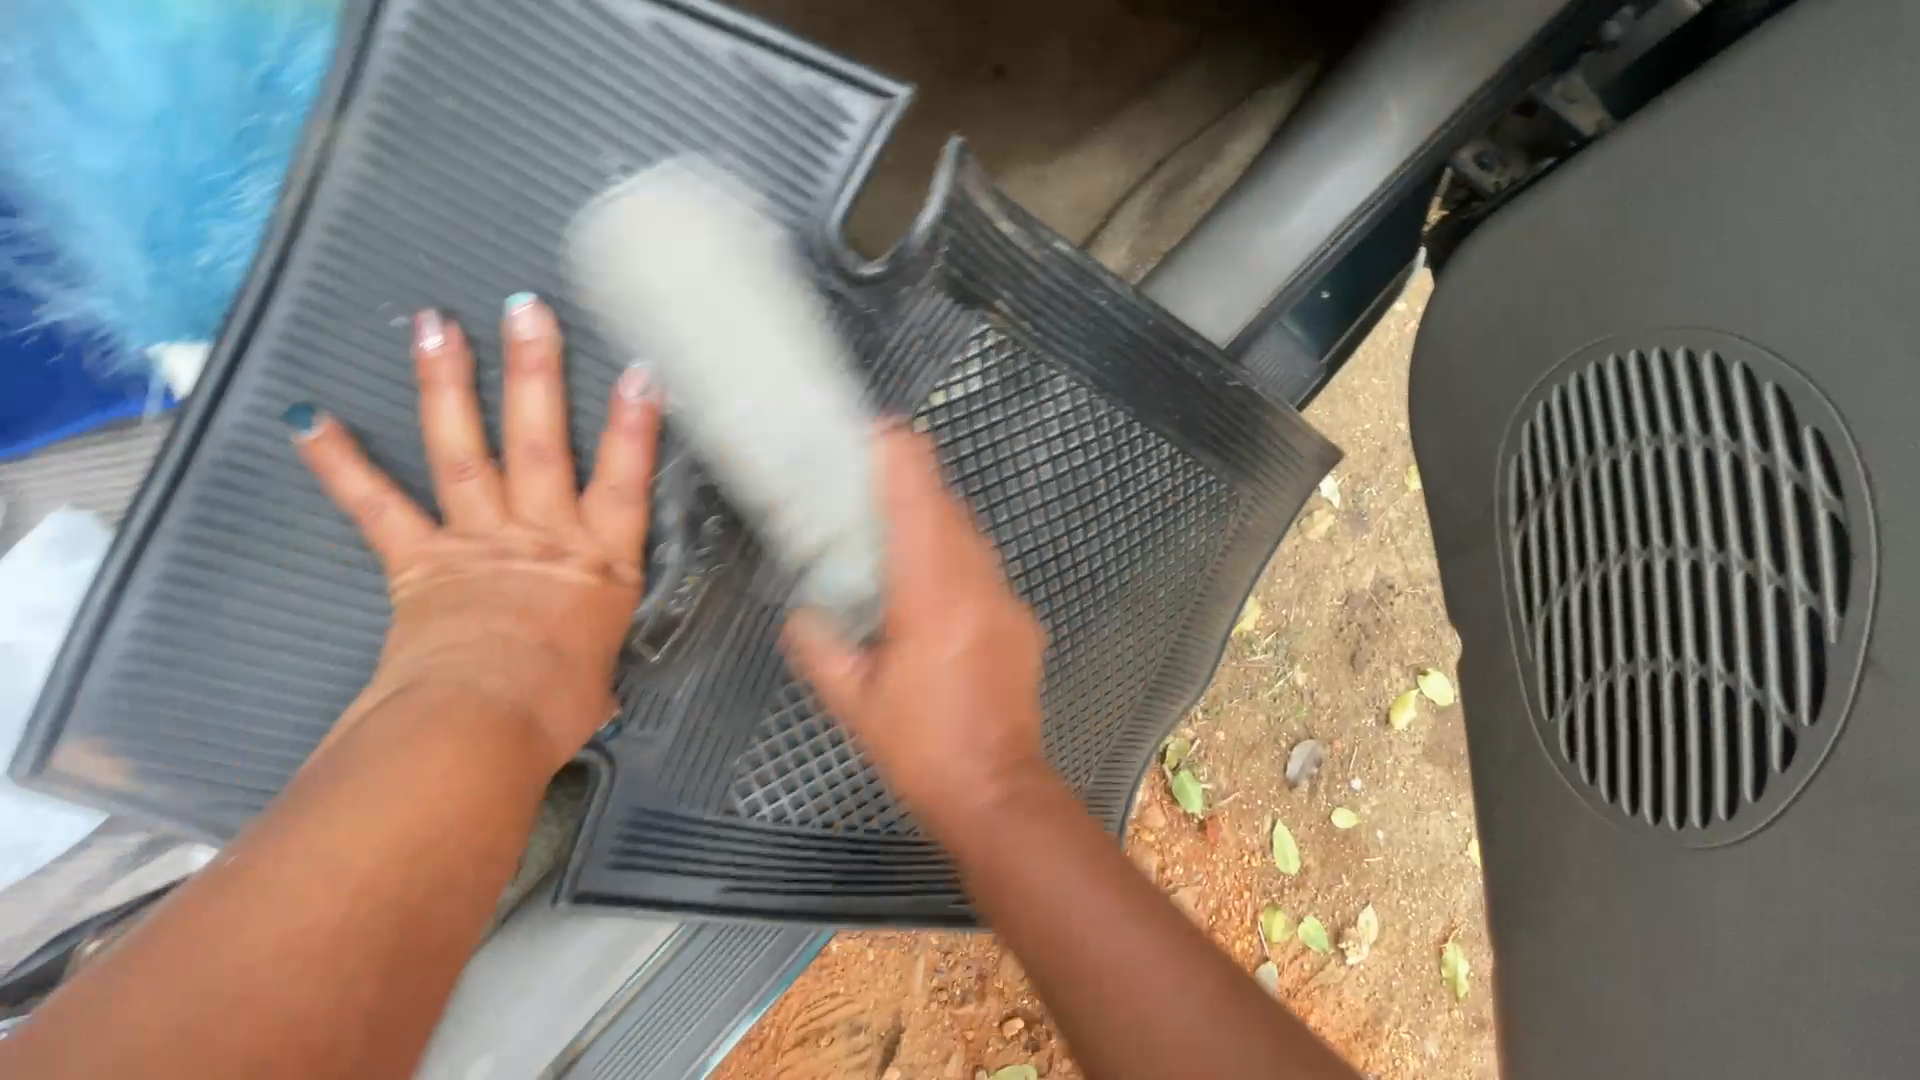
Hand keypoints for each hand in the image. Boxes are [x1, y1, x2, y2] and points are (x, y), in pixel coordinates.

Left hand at [287, 294, 659, 772]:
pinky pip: (378, 505)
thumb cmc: (556, 708)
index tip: (640, 371)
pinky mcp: (419, 559)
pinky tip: (309, 418)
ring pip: (465, 451)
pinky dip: (342, 462)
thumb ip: (590, 654)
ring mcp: (479, 540)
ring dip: (449, 385)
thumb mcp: (597, 679)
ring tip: (435, 324)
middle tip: (526, 309)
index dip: (634, 427)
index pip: (625, 481)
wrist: (478, 729)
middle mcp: (544, 536)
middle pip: (541, 443)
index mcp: (601, 563)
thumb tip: (587, 678)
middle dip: (535, 373)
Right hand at [782, 427, 1049, 836]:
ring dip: (937, 524)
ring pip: (972, 539)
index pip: (918, 506)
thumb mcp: (853, 703)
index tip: (882, 431)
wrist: (997, 793)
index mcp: (931, 599)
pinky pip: (986, 572)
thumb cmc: (921, 749)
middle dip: (915, 486)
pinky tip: (935, 595)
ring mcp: (1007, 603)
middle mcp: (977, 588)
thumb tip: (801, 614)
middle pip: (950, 511)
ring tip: (899, 535)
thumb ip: (818, 647)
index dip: (902, 459)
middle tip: (874, 484)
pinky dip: (958, 563)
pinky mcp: (1023, 623)